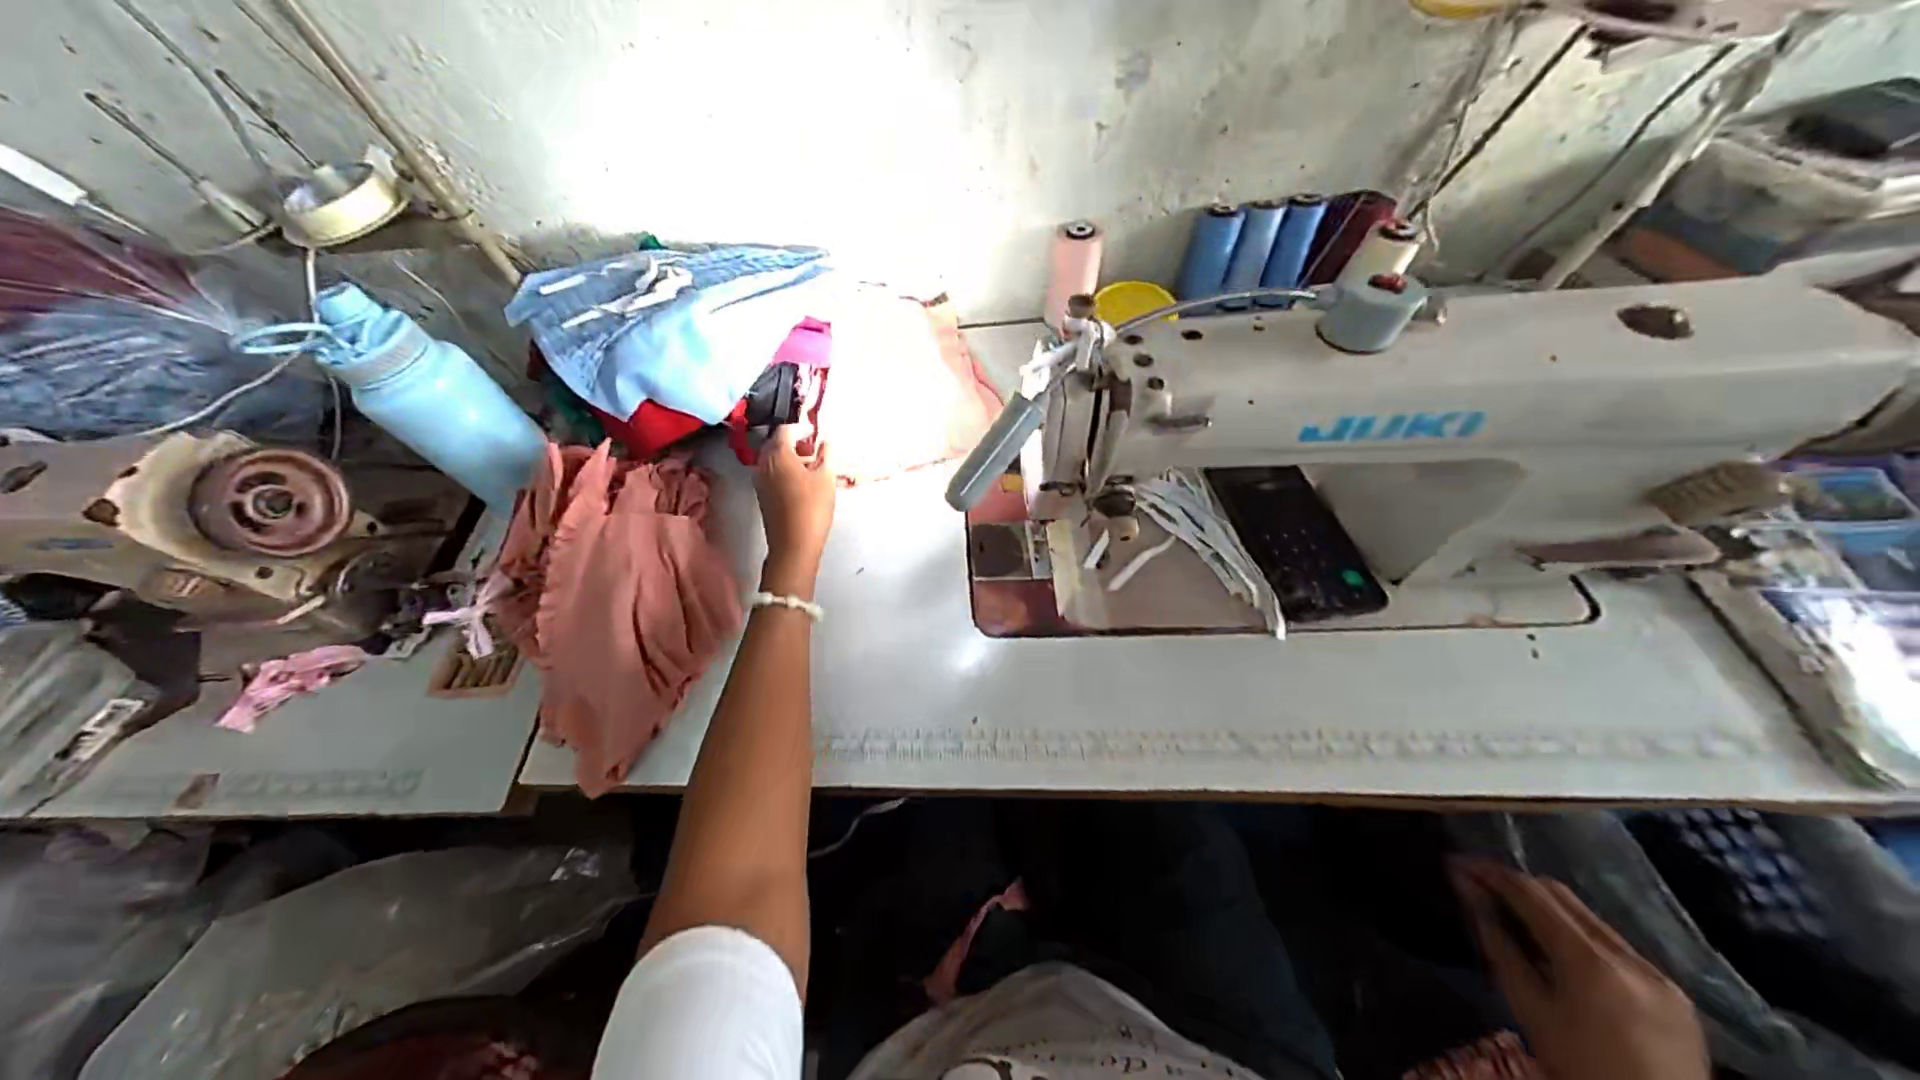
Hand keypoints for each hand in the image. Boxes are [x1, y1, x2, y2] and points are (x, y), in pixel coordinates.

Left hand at [754, 426, 834, 597]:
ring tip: (812, 465)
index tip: (815, 432)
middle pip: (775, 444)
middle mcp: (763, 464)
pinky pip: (772, 473)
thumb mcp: (826, 477)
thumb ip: (826, 454)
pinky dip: (785, 470)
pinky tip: (802, 481)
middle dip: (794, 442)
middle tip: (813, 447)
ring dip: (790, 457)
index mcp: (777, 454)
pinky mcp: (762, 496)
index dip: (801, 428)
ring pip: (773, 460)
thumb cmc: (812, 507)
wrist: (793, 544)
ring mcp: (759, 481)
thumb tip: (825, 442)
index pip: (785, 430)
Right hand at [1451, 860, 1708, 1079]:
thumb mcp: (1528, 1008)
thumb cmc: (1578, 1068)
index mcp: (1590, 962)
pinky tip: (1558, 951)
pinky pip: (1614, 945)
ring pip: (1588, 918)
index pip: (1531, 893)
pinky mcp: (1674, 993)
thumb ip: (1498, 944)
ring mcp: (1658, 974)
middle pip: (1562, 896)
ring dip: (1546, 908)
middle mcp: (1629, 956)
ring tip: (1512, 914)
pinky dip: (1577, 935)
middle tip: (1479, 884)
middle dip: (1516, 884)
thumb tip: (1469, 894)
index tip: (1458, 864)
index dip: (1490, 873)